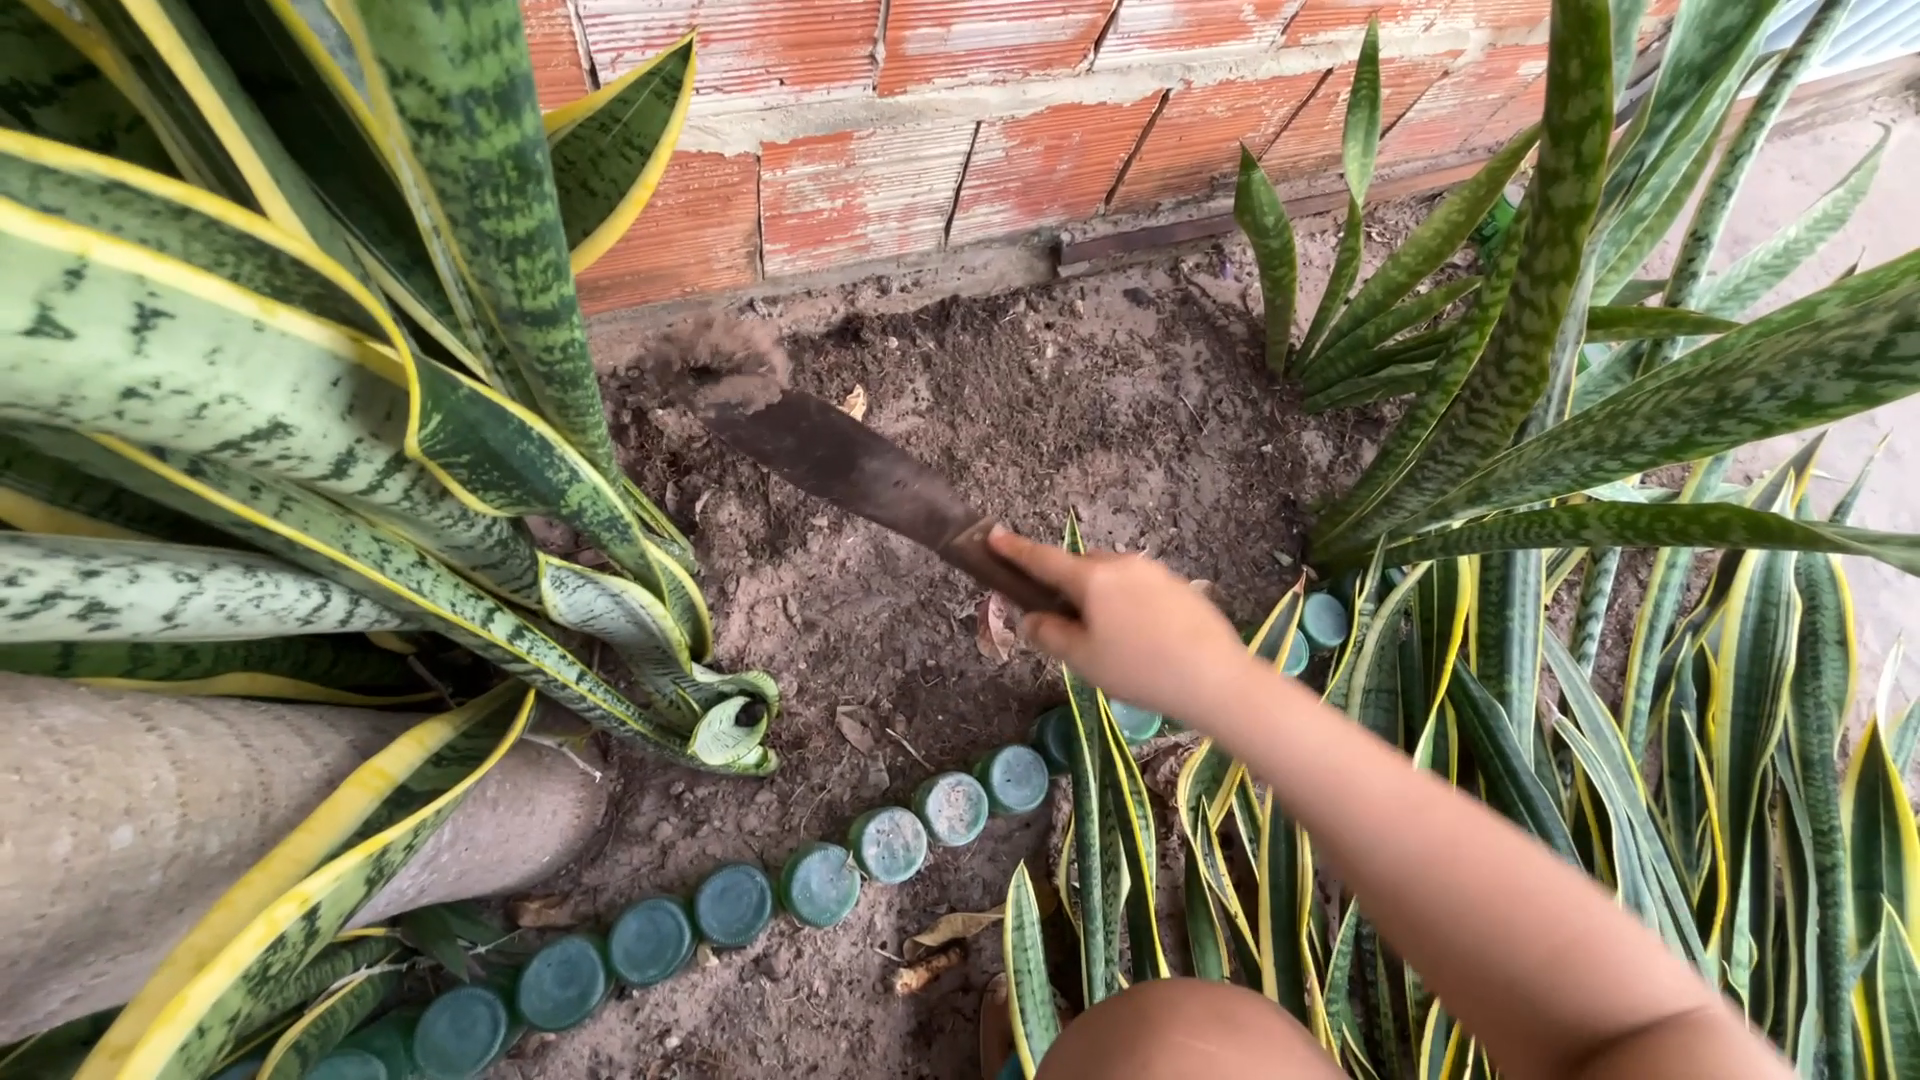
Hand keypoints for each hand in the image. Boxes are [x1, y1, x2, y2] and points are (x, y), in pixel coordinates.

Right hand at [988, 527, 1256, 720]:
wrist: (1216, 679)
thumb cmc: (1140, 670)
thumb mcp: (1083, 660)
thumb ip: (1049, 634)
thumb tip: (1031, 618)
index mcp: (1092, 578)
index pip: (1043, 559)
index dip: (1015, 549)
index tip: (994, 534)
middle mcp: (1122, 564)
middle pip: (1080, 567)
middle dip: (1067, 585)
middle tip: (1067, 623)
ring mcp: (1154, 572)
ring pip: (1111, 577)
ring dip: (1100, 596)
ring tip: (1111, 640)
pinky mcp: (1179, 586)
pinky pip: (1138, 587)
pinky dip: (1127, 604)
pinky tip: (1142, 640)